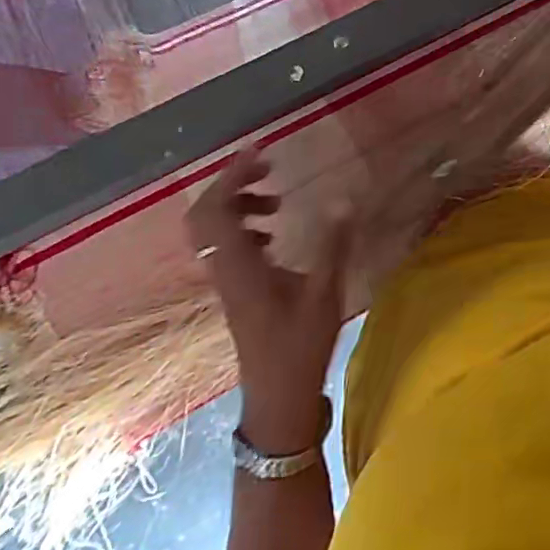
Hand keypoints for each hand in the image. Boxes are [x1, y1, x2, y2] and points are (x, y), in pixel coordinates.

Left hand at [190, 151, 351, 452]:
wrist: (277, 398)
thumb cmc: (299, 348)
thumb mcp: (323, 294)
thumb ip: (332, 244)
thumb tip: (343, 199)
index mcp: (239, 266)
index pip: (217, 208)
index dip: (232, 174)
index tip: (260, 152)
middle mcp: (224, 269)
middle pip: (205, 214)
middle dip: (233, 184)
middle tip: (269, 171)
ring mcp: (226, 281)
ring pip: (215, 230)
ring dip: (240, 206)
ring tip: (277, 203)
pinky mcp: (234, 290)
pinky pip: (227, 246)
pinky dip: (245, 228)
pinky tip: (275, 236)